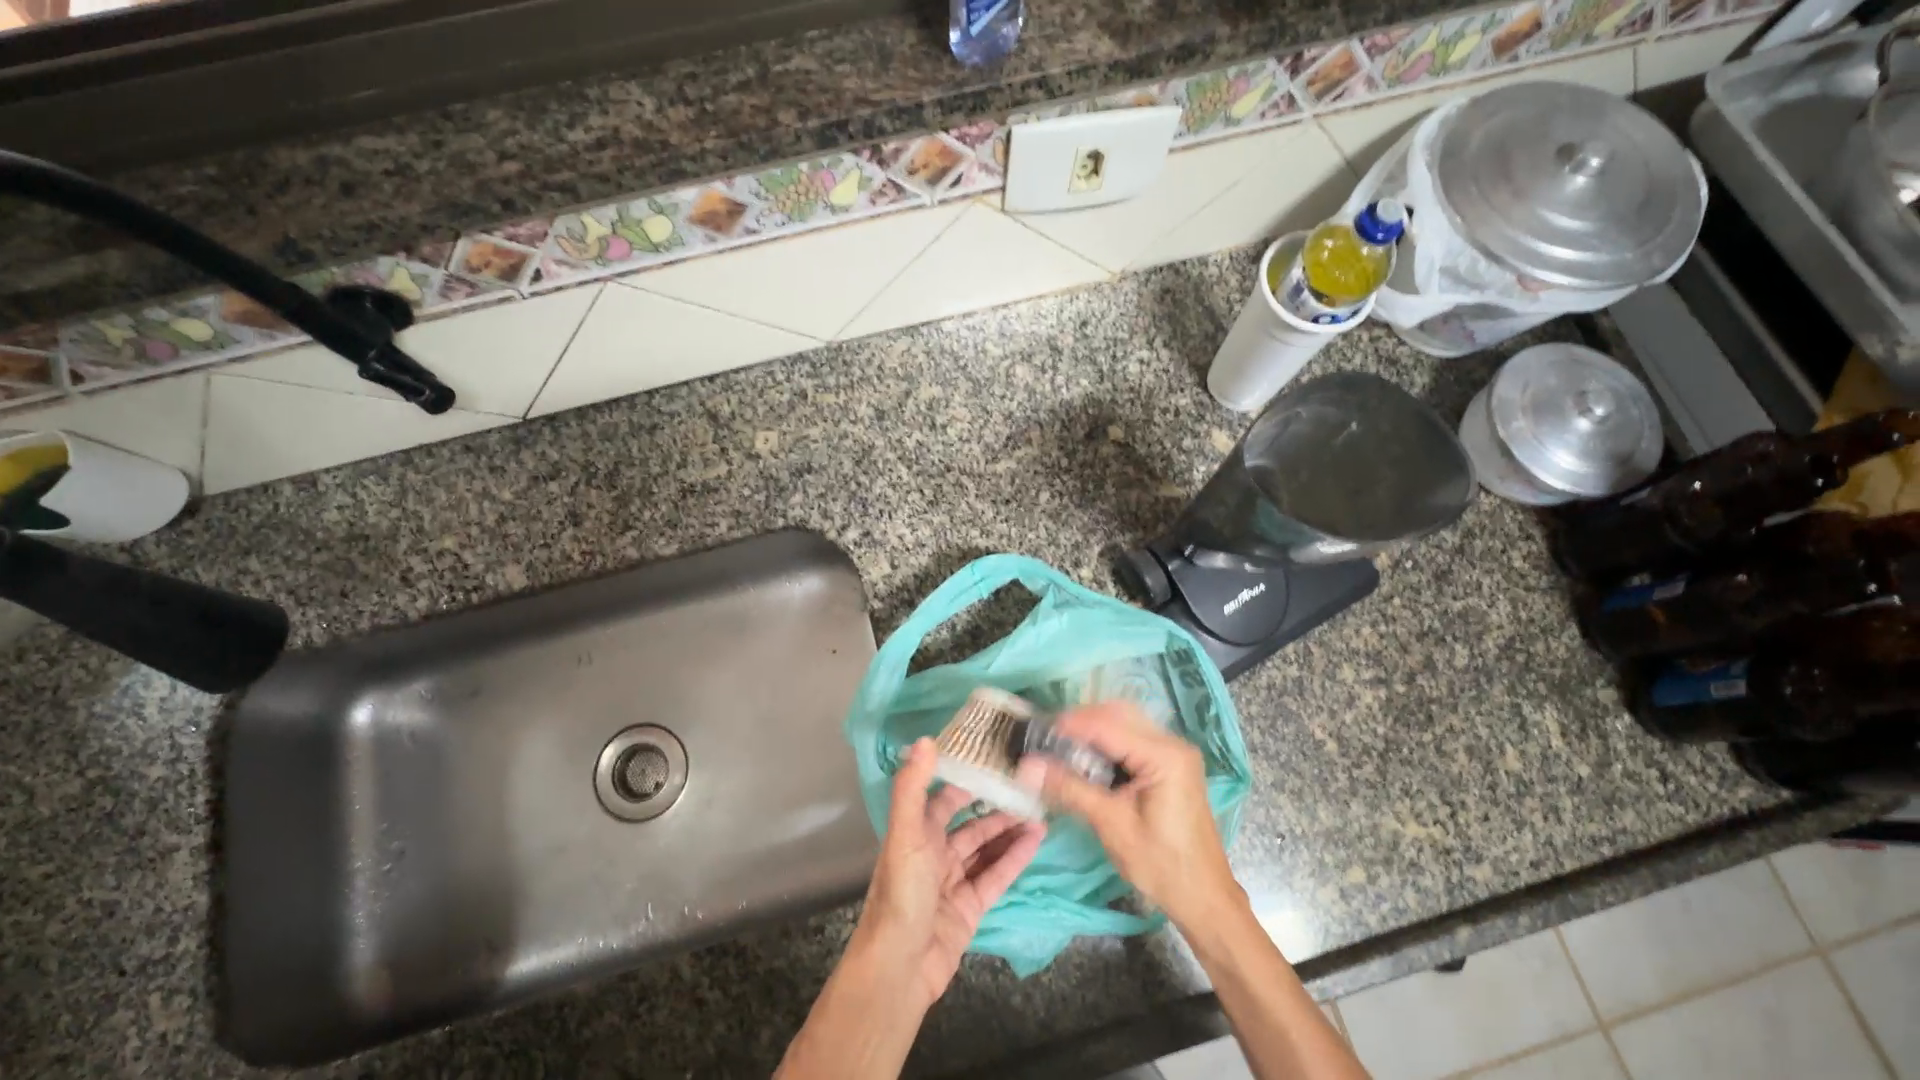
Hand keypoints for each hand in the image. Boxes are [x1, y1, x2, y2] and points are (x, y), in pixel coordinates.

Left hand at [853, 738, 1045, 1009]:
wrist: (901, 966)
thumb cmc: (901, 894)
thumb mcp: (905, 835)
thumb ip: (913, 787)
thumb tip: (925, 740)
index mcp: (915, 834)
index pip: (943, 798)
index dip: (967, 779)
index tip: (995, 759)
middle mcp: (933, 854)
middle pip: (970, 823)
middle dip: (996, 806)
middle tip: (1029, 788)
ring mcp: (953, 882)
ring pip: (986, 848)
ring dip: (1010, 830)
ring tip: (1040, 811)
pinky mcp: (971, 907)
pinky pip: (997, 875)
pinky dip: (1016, 857)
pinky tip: (1036, 839)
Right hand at [1037, 702, 1241, 928]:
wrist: (1202, 895)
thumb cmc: (1161, 864)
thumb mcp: (1111, 825)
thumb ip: (1071, 789)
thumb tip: (1028, 766)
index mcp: (1165, 756)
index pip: (1108, 725)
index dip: (1069, 725)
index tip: (1037, 733)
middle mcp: (1173, 745)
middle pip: (1118, 714)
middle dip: (1080, 722)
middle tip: (1047, 739)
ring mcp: (1175, 754)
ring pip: (1126, 723)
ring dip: (1093, 730)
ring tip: (1061, 748)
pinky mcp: (1171, 765)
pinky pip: (1134, 739)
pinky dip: (1108, 743)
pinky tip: (1087, 760)